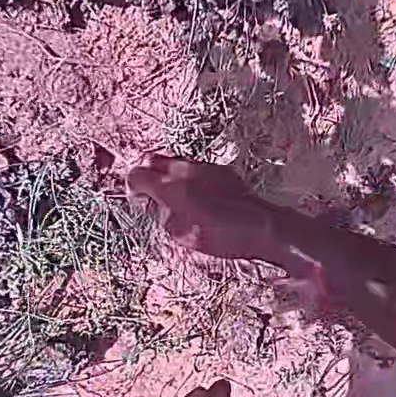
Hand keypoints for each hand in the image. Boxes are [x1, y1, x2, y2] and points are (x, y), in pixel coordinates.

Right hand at [127, 156, 281, 261]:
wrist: (263, 227)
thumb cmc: (223, 237)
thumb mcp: (182, 236)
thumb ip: (161, 216)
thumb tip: (152, 206)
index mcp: (171, 187)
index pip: (136, 175)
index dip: (132, 187)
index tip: (137, 200)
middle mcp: (185, 170)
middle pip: (151, 160)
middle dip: (145, 175)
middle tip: (149, 195)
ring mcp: (204, 167)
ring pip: (173, 161)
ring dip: (166, 175)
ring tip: (173, 198)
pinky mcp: (221, 170)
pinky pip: (194, 167)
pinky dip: (186, 177)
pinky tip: (196, 196)